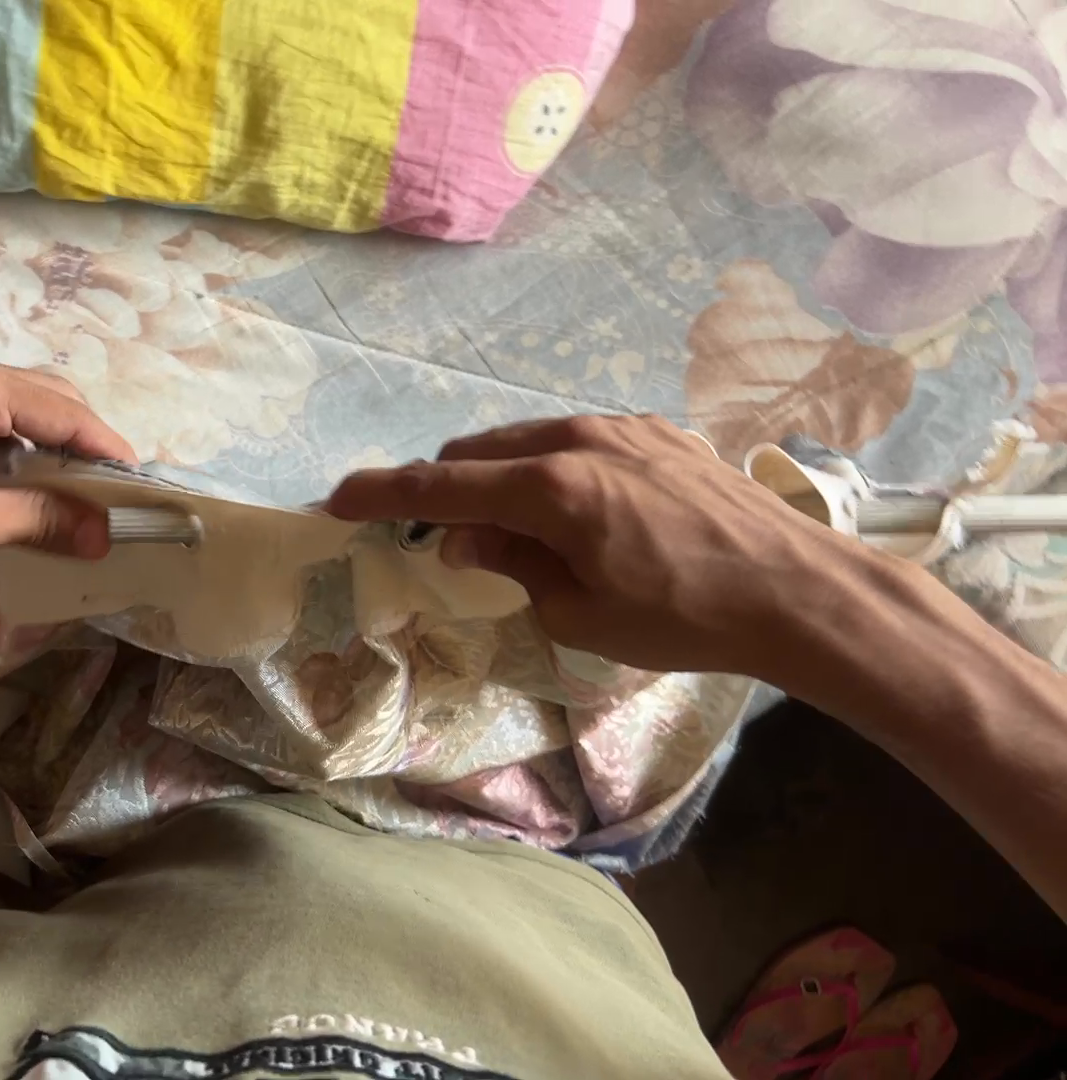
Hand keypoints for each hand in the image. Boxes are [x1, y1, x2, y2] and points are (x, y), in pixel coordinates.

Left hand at [0, 351, 136, 595]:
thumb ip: (41, 519)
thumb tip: (104, 534)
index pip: (62, 410)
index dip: (105, 446)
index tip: (138, 479)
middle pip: (41, 397)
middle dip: (78, 442)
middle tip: (108, 487)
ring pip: (10, 408)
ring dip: (44, 445)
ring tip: (72, 489)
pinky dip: (9, 448)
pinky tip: (19, 481)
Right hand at [325, 415, 898, 677]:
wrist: (808, 594)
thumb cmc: (682, 619)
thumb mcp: (575, 614)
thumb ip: (506, 564)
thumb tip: (459, 538)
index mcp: (549, 490)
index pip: (438, 486)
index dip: (381, 493)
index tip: (338, 499)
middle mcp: (575, 441)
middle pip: (471, 453)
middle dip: (444, 490)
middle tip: (450, 538)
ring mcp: (617, 428)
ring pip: (517, 440)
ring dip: (492, 477)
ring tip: (519, 527)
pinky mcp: (653, 431)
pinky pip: (567, 439)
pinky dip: (542, 467)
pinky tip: (576, 507)